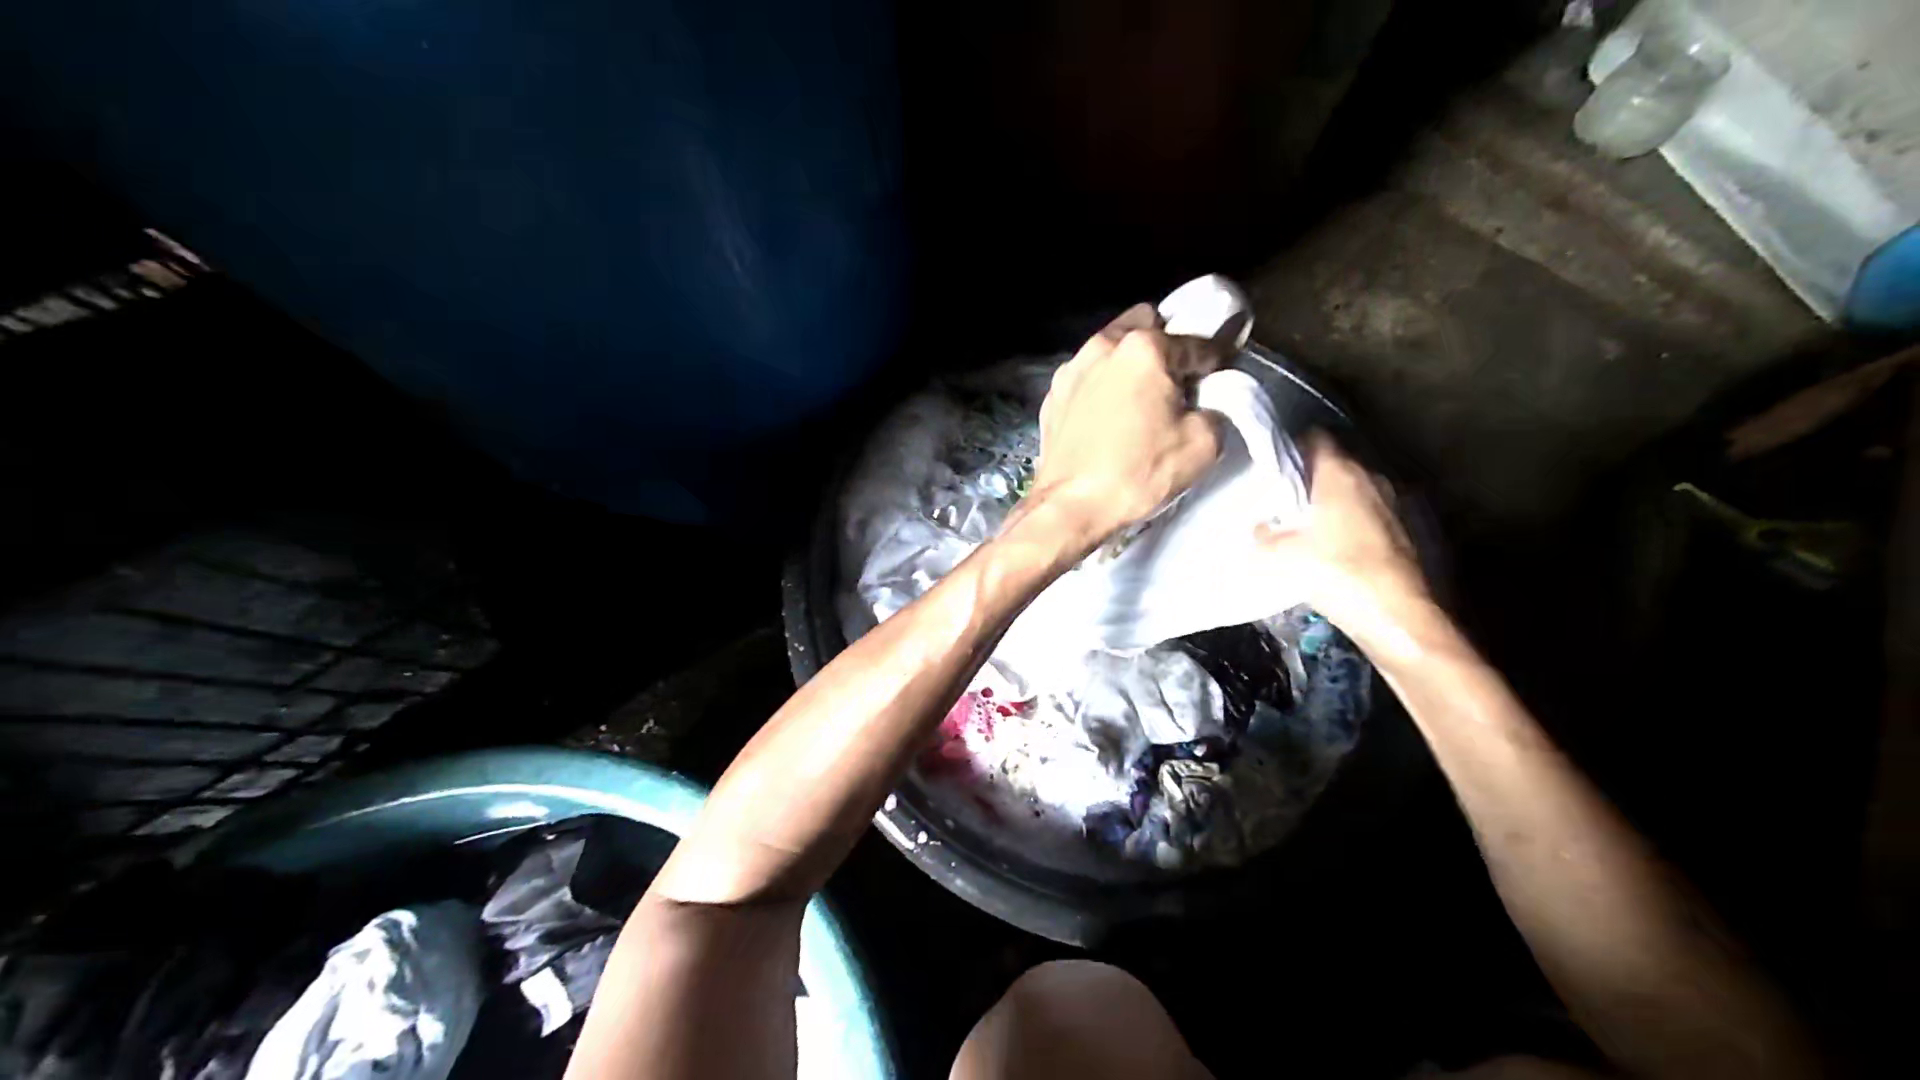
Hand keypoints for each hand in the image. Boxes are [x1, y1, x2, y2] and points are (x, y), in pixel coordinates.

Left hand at [1025, 304, 1223, 547]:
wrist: (1070, 507)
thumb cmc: (1138, 472)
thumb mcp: (1204, 443)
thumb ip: (1216, 408)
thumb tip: (1203, 402)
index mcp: (1143, 348)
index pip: (1195, 342)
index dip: (1214, 360)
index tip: (1219, 376)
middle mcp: (1102, 347)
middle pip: (1144, 326)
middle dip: (1165, 346)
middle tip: (1174, 381)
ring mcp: (1070, 370)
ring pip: (1110, 350)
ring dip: (1129, 365)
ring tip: (1139, 401)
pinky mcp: (1052, 397)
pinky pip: (1087, 379)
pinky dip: (1102, 388)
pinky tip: (1108, 418)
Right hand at [1254, 431, 1434, 649]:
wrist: (1395, 613)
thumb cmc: (1333, 571)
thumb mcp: (1278, 555)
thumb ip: (1262, 535)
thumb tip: (1258, 527)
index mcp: (1340, 472)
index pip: (1315, 438)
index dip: (1290, 445)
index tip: (1269, 459)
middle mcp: (1369, 477)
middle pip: (1334, 462)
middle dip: (1308, 473)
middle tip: (1279, 489)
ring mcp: (1391, 502)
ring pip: (1352, 487)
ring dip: (1330, 497)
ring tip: (1302, 515)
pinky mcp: (1401, 528)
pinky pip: (1365, 510)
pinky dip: (1346, 517)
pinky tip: (1328, 539)